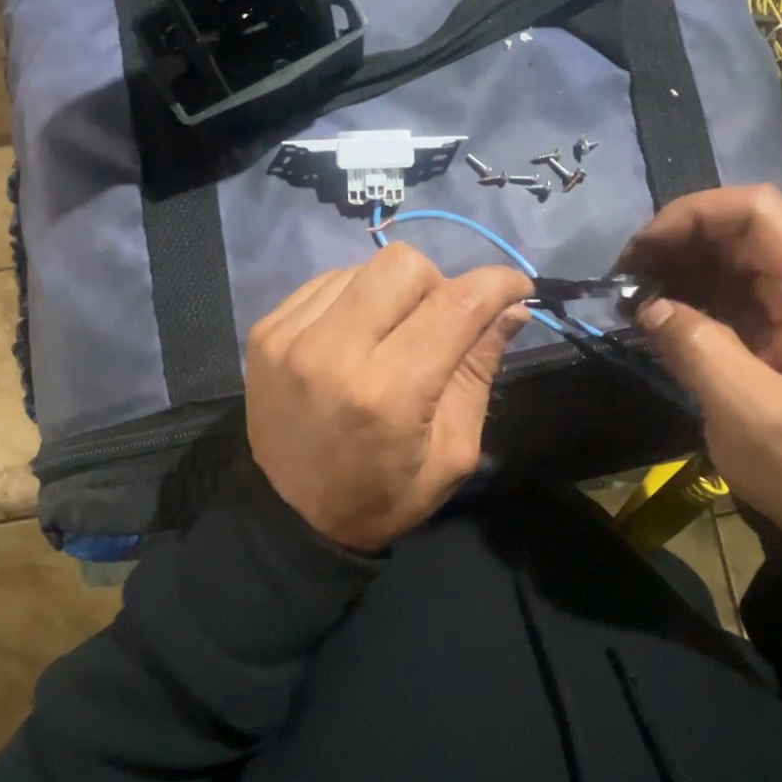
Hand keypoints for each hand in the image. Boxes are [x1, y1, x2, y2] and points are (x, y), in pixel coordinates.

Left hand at [244, 245, 532, 552]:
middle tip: (438, 323)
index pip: (455, 305)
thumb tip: (512, 309)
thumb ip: (478, 371)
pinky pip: (325, 283)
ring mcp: (290, 337)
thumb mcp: (452, 453)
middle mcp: (333, 352)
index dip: (496, 284)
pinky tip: (353, 338)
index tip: (516, 287)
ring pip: (362, 266)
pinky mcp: (265, 331)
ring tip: (390, 336)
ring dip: (391, 293)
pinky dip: (352, 300)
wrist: (288, 517)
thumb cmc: (382, 495)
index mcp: (388, 393)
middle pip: (403, 264)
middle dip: (437, 284)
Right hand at [618, 185, 781, 536]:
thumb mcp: (748, 412)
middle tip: (625, 274)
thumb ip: (698, 348)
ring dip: (674, 261)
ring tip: (630, 292)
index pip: (758, 211)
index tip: (643, 249)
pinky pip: (723, 280)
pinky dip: (682, 286)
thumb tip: (648, 305)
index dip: (694, 214)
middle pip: (738, 224)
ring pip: (726, 248)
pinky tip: (651, 309)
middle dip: (675, 237)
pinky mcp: (772, 318)